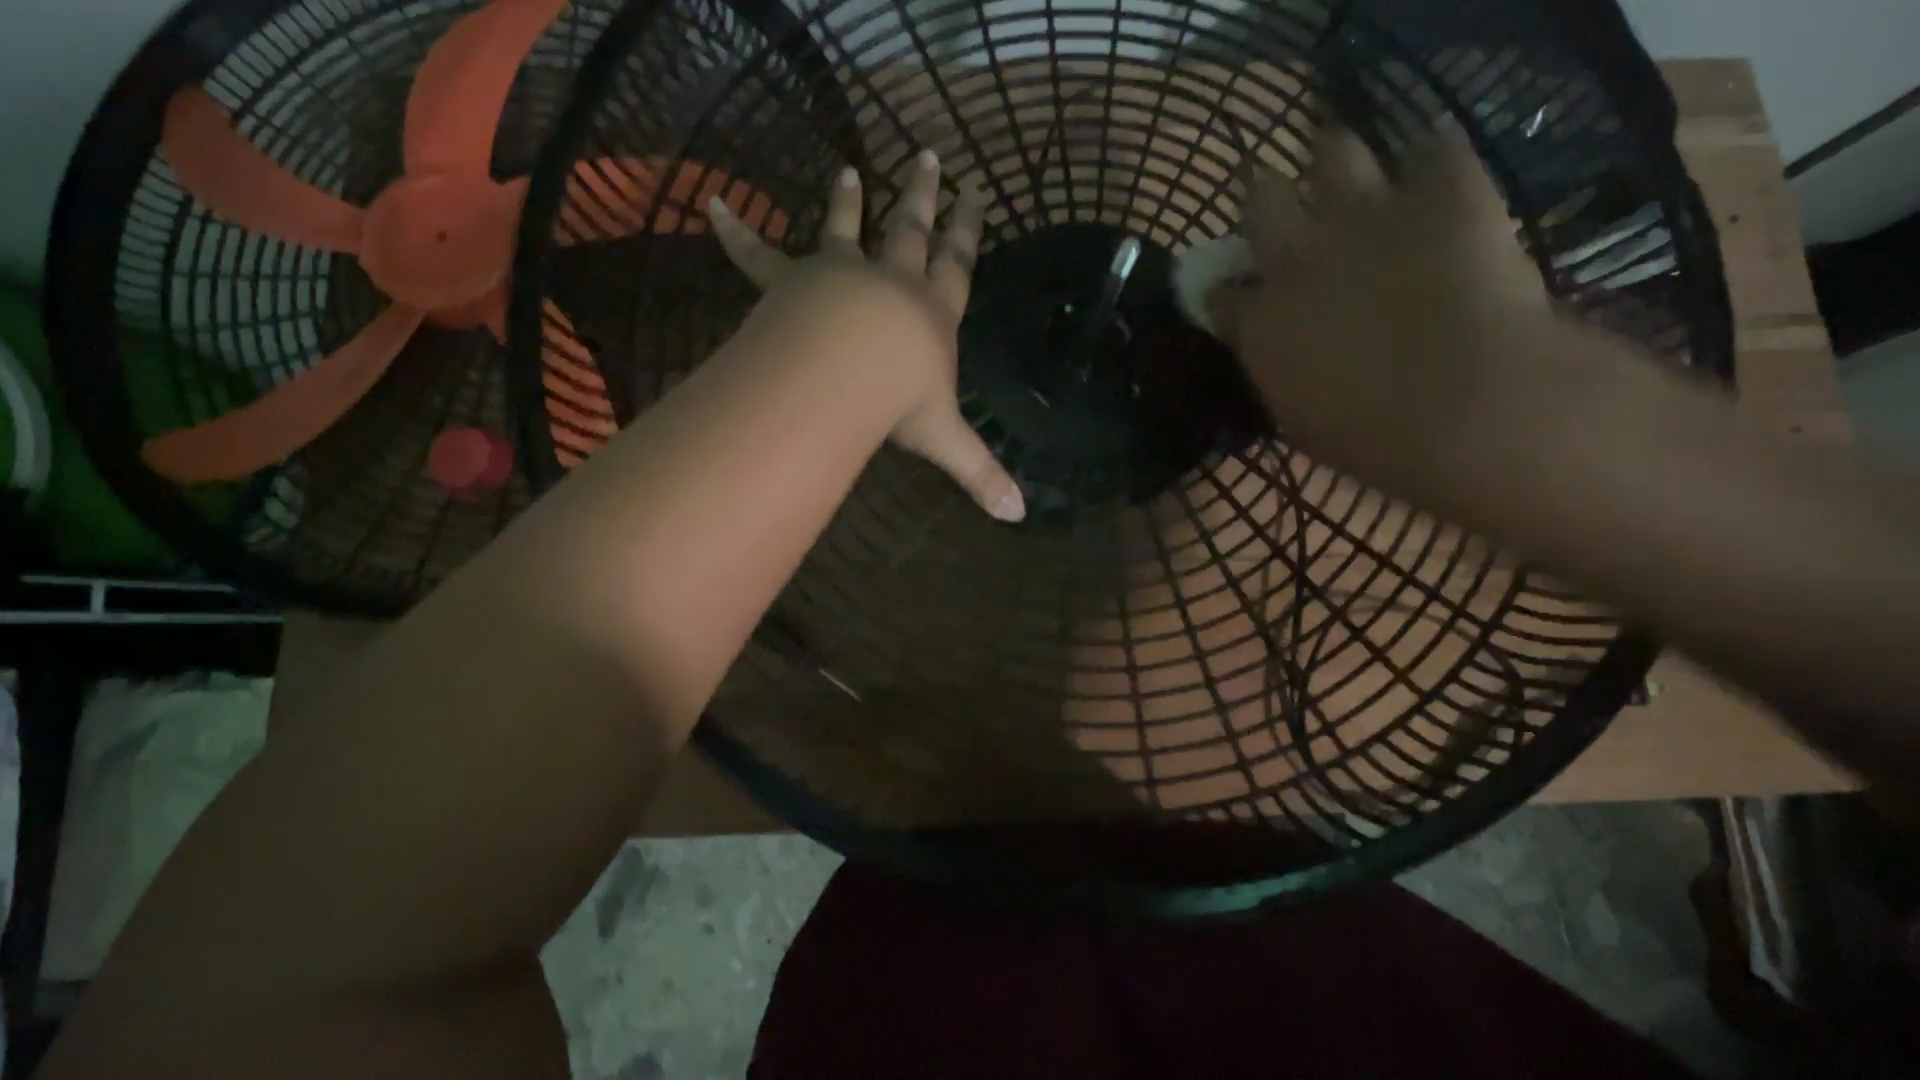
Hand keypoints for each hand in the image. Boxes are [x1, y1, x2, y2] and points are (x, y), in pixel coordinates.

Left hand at [707, 152, 1024, 521]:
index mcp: (931, 314)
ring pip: (846, 230)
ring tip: (848, 169)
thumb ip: (980, 473)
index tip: (975, 193)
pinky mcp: (792, 282)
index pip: (957, 264)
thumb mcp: (945, 438)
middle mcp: (890, 283)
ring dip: (848, 202)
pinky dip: (737, 231)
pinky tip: (712, 203)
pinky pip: (759, 254)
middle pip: (910, 231)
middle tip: (927, 156)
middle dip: (921, 197)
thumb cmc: (899, 399)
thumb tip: (1020, 516)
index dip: (967, 230)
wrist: (846, 368)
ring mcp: (839, 275)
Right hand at [1209, 124, 1559, 492]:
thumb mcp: (1304, 421)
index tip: (1240, 298)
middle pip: (1260, 199)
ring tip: (1353, 175)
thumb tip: (1279, 355)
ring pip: (1334, 150)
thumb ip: (1280, 373)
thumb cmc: (1380, 441)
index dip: (1229, 290)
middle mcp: (1300, 255)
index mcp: (1262, 322)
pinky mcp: (1445, 192)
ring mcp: (1370, 214)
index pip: (1220, 291)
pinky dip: (1435, 153)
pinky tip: (1439, 165)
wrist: (1476, 408)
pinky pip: (1436, 146)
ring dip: (1337, 160)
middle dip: (1266, 204)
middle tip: (1286, 216)